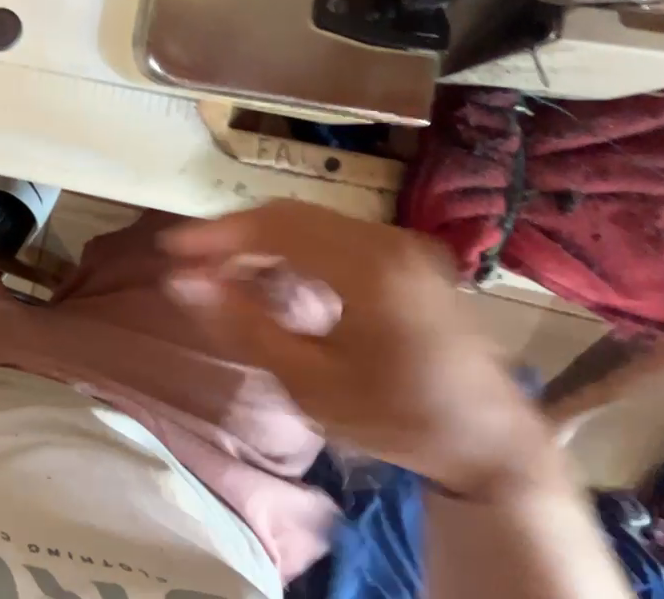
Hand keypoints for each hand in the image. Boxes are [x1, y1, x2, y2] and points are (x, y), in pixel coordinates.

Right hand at [162, 200, 559, 500]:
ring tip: (222, 270)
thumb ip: (240, 324)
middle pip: (288, 215)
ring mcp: (402, 247)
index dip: (214, 234)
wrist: (493, 447)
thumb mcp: (308, 382)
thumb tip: (180, 281)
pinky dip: (290, 247)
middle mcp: (387, 242)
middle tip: (191, 262)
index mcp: (368, 267)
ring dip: (259, 240)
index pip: (271, 226)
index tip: (170, 250)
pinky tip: (271, 276)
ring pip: (308, 221)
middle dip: (232, 234)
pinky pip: (332, 234)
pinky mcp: (408, 259)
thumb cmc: (396, 418)